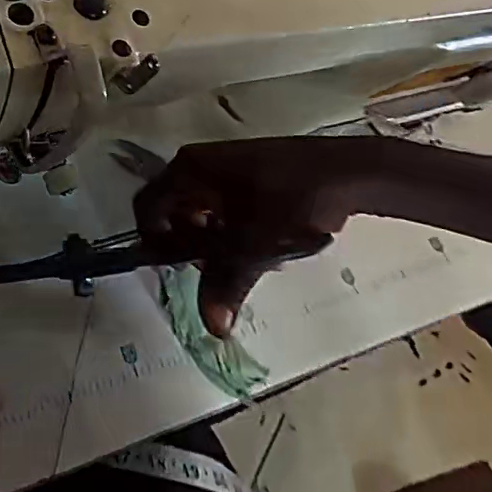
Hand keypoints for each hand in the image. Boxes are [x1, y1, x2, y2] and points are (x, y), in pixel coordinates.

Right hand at [134, 138, 370, 337]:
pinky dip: (233, 229)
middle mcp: (198, 163)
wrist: (344, 171)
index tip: (180, 268)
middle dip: (192, 245)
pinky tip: (265, 246)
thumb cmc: (289, 201)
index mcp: (188, 170)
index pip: (147, 206)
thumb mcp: (254, 246)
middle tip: (218, 269)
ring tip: (247, 260)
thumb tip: (211, 329)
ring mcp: (223, 165)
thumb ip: (227, 284)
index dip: (154, 241)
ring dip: (216, 241)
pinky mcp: (246, 172)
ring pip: (201, 211)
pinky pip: (223, 204)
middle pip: (173, 210)